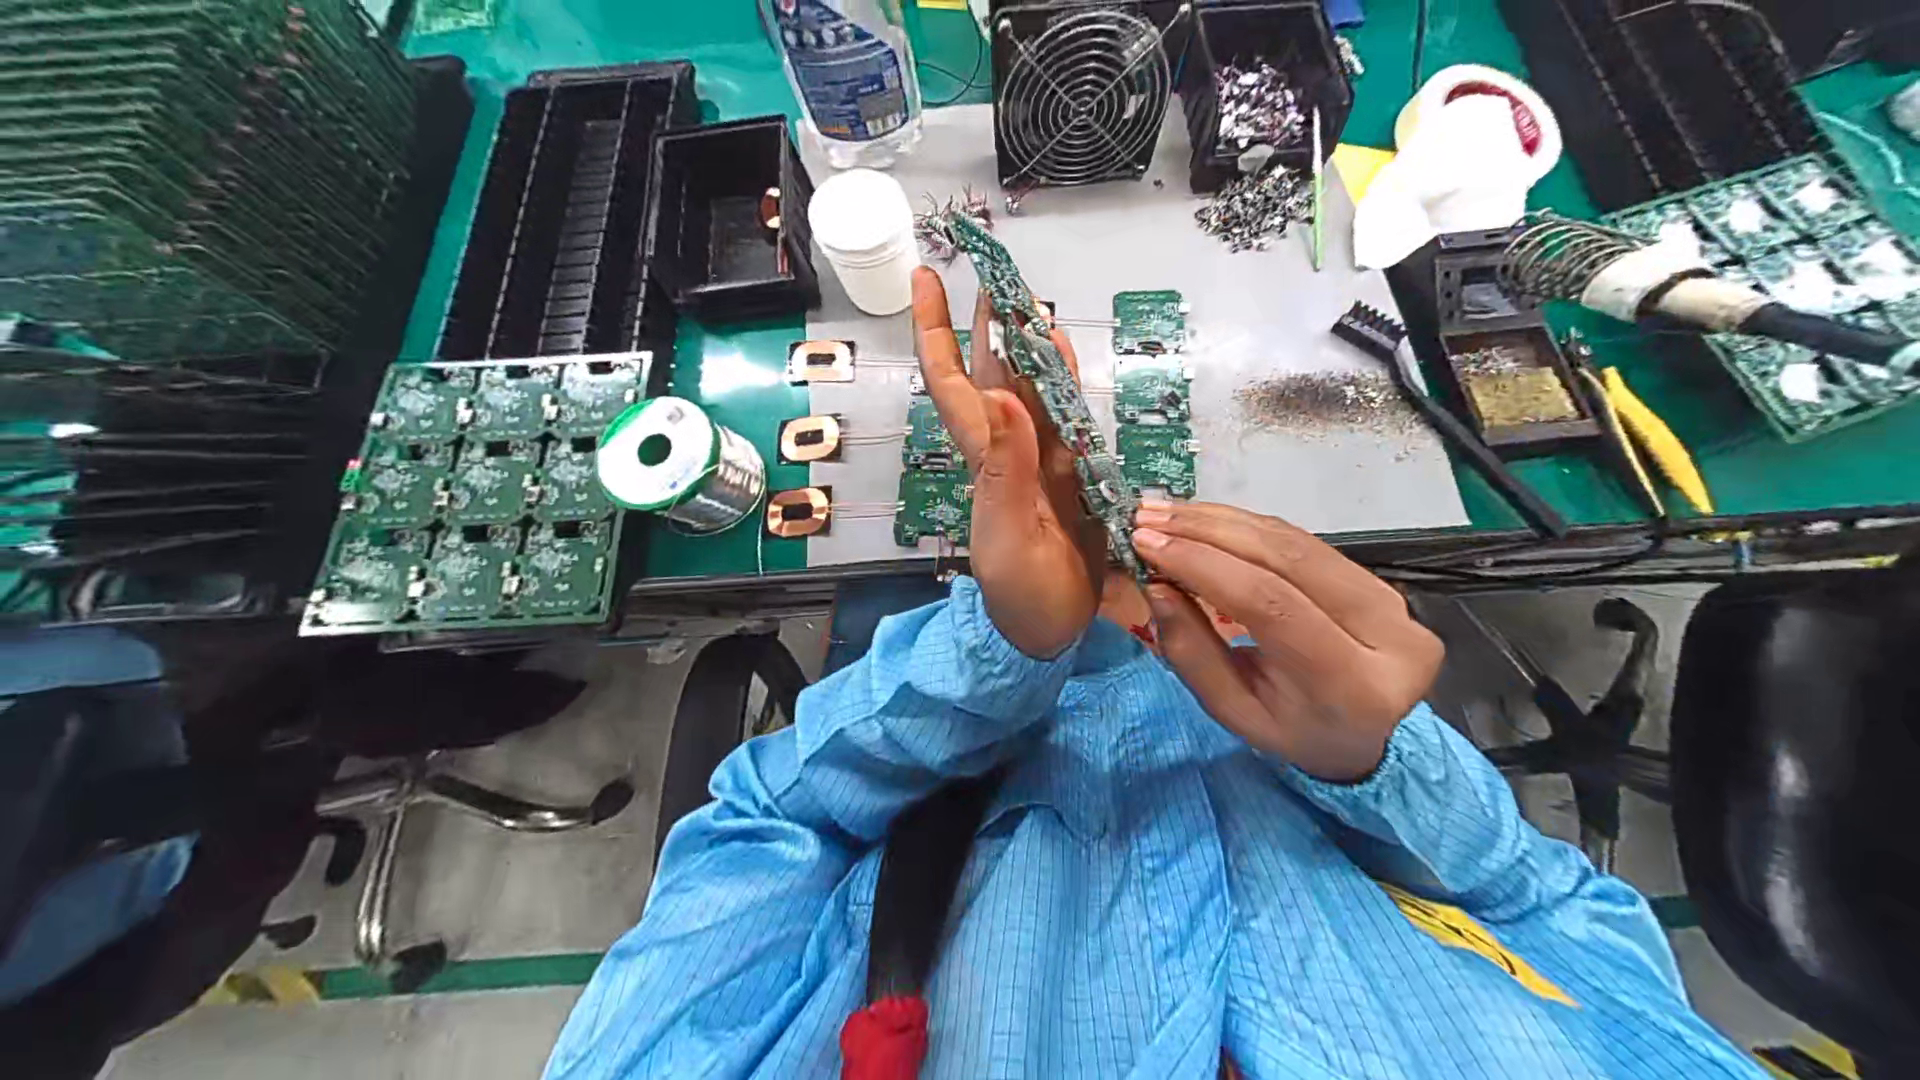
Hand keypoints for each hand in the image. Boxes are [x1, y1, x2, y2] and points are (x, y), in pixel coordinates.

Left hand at [912, 266, 1103, 658]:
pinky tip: (1062, 354)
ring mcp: (1041, 460)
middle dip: (982, 326)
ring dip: (1024, 344)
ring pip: (1028, 389)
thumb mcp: (1007, 537)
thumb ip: (1007, 470)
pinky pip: (1066, 417)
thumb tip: (1004, 395)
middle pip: (987, 376)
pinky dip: (1064, 382)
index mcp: (983, 461)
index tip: (925, 279)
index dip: (936, 333)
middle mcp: (1007, 451)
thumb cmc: (1022, 595)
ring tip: (1025, 300)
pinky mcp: (1073, 473)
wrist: (1050, 631)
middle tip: (987, 274)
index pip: (952, 386)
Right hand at [1131, 502, 1443, 781]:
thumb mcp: (1232, 708)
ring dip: (1222, 520)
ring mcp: (1393, 601)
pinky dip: (1246, 525)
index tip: (1146, 542)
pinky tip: (1204, 519)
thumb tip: (1156, 585)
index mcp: (1349, 683)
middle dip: (1206, 531)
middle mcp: (1387, 633)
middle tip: (1148, 518)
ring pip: (1294, 540)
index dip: (1202, 564)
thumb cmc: (1290, 731)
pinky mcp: (1382, 581)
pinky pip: (1305, 541)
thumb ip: (1192, 650)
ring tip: (1165, 513)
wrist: (1365, 739)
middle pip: (1285, 559)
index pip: (1268, 603)